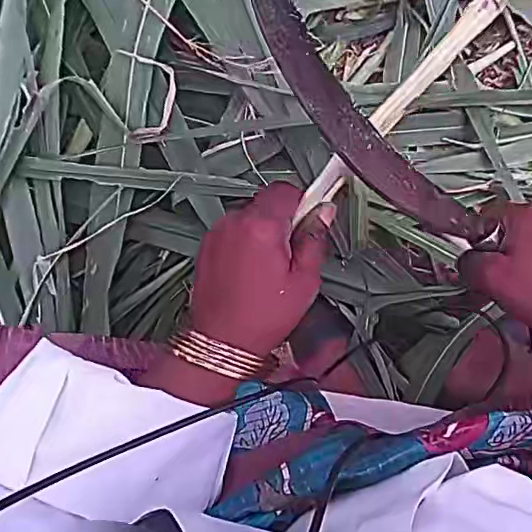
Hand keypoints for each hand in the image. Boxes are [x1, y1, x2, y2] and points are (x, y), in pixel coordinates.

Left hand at [143, 183, 334, 406]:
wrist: (222, 341)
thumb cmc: (260, 318)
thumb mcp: (304, 281)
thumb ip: (315, 240)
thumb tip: (324, 213)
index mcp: (261, 227)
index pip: (287, 190)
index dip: (305, 202)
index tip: (313, 215)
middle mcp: (234, 223)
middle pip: (267, 201)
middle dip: (284, 220)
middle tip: (293, 251)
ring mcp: (217, 233)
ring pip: (250, 216)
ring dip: (263, 231)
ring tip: (270, 267)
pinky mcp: (207, 245)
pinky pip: (233, 231)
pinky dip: (246, 242)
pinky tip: (252, 271)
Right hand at [455, 203, 531, 326]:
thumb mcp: (489, 275)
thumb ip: (467, 262)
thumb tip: (464, 260)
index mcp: (523, 214)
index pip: (482, 215)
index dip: (469, 239)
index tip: (469, 259)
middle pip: (498, 229)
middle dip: (487, 252)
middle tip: (485, 274)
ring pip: (513, 243)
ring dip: (503, 261)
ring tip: (504, 283)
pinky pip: (529, 253)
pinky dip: (520, 267)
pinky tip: (519, 285)